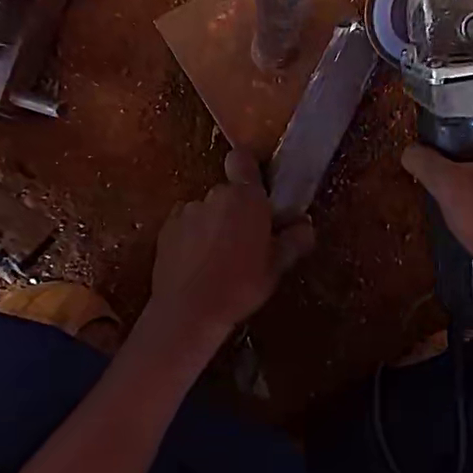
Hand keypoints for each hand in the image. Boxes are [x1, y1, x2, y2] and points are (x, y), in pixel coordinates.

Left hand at [146, 150, 314, 343]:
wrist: (188, 311)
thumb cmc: (240, 287)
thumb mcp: (276, 268)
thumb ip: (293, 242)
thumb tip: (305, 226)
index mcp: (246, 198)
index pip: (243, 160)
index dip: (248, 169)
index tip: (256, 188)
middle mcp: (215, 195)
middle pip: (228, 193)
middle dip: (236, 210)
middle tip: (246, 241)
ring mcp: (187, 210)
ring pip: (206, 210)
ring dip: (213, 224)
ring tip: (218, 258)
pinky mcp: (166, 228)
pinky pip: (186, 224)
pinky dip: (192, 237)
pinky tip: (197, 263)